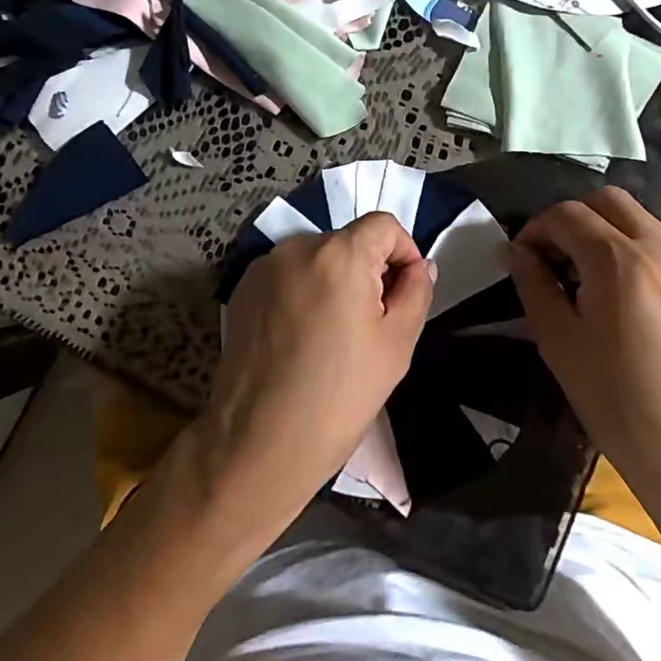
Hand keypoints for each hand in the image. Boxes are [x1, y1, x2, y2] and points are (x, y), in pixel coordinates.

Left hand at [199, 212, 436, 514]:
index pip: (382, 224)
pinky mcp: (241, 287)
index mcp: (337, 254)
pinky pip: (285, 275)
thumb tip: (418, 265)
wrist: (262, 435)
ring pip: (314, 258)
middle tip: (371, 321)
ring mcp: (262, 266)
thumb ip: (415, 291)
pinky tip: (301, 336)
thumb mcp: (397, 344)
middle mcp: (294, 247)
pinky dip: (302, 290)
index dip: (403, 251)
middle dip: (367, 270)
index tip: (405, 291)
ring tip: (334, 333)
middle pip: (346, 240)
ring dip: (333, 280)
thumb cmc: (341, 394)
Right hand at [504, 188, 660, 514]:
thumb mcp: (557, 339)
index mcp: (621, 264)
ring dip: (604, 234)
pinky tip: (621, 300)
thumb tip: (514, 251)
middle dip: (572, 218)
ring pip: (642, 223)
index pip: (568, 215)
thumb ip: (533, 283)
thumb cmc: (614, 398)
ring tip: (584, 279)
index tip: (521, 258)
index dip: (535, 228)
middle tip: (552, 256)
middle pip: (610, 201)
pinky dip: (633, 255)